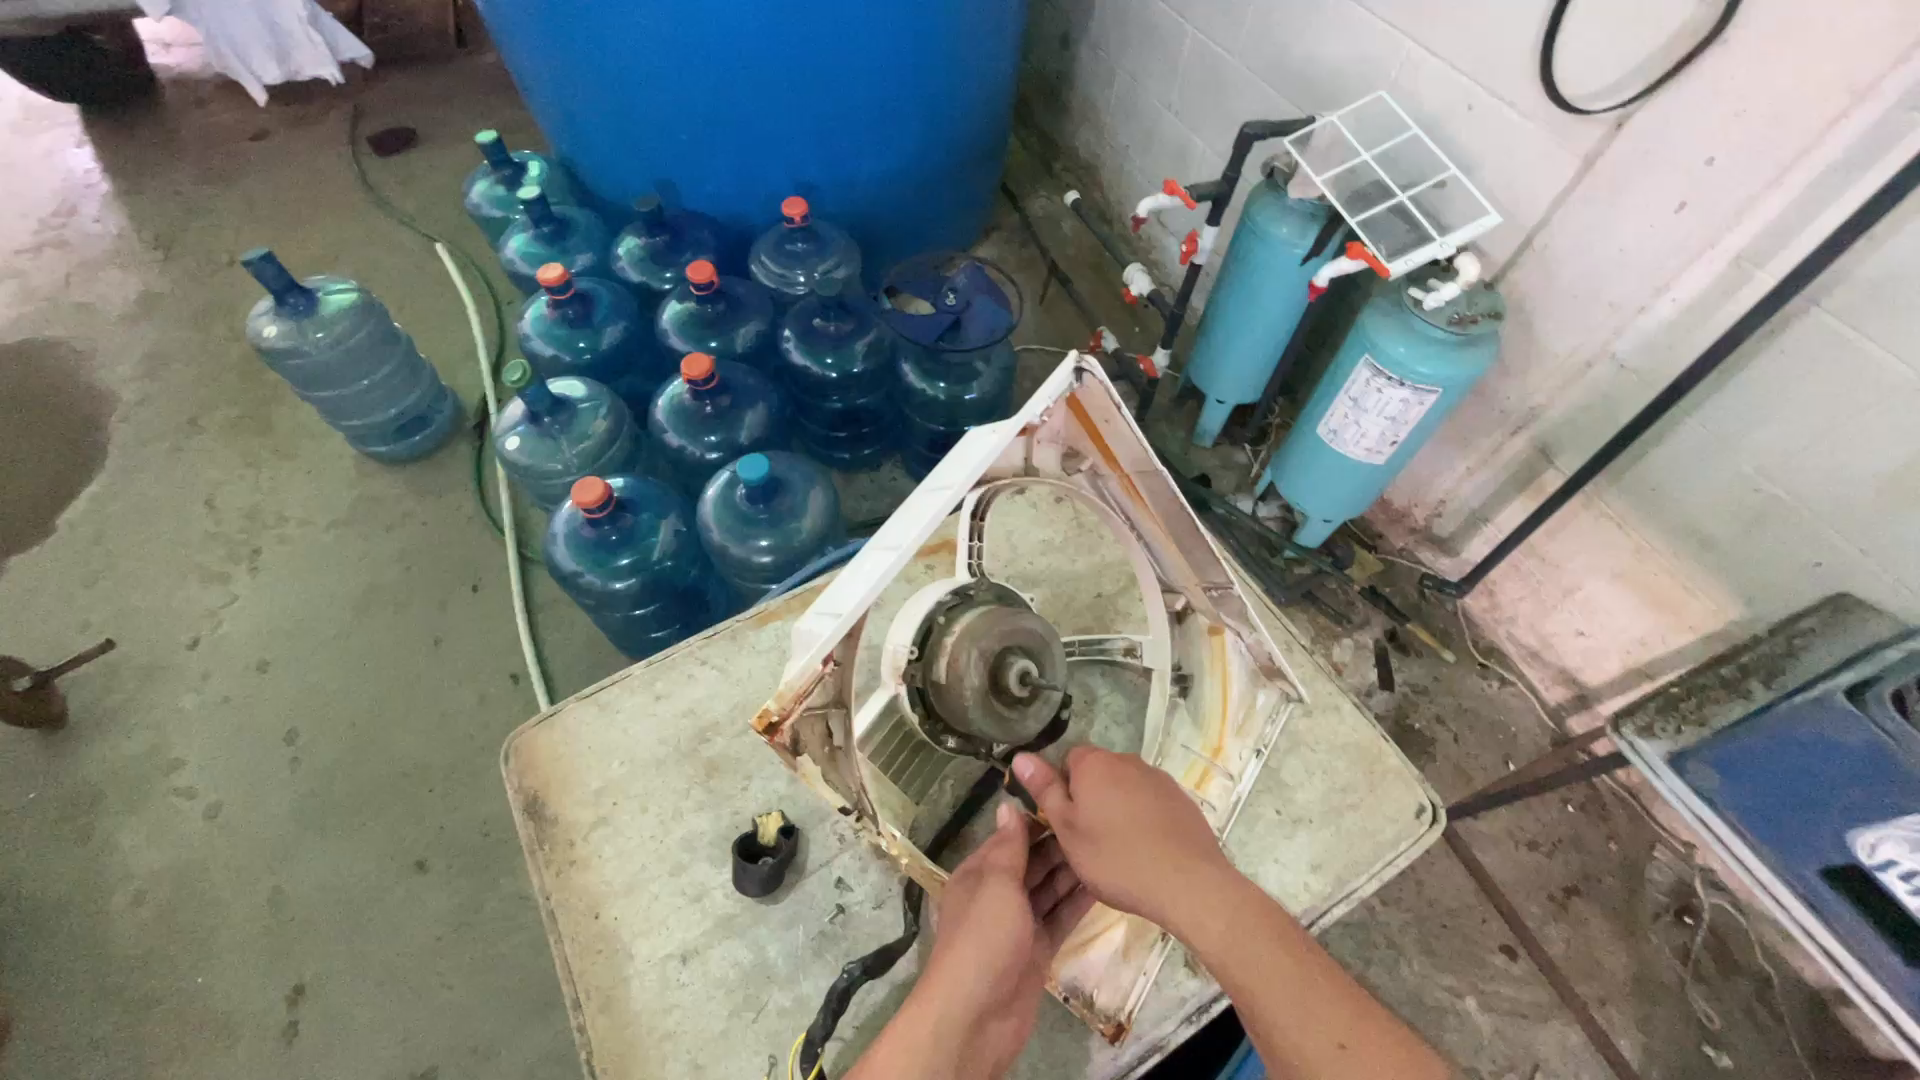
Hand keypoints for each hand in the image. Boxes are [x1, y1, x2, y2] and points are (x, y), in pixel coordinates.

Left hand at [853, 802, 1092, 1079]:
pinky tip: (1103, 885)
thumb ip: (1008, 847)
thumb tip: (1008, 805)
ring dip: (1072, 871)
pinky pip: (1060, 917)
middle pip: (1032, 862)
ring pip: (1049, 889)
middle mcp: (998, 893)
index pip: (1011, 838)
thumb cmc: (982, 939)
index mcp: (979, 872)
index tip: (1072, 801)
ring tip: (1108, 848)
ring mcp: (1019, 923)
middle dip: (1060, 846)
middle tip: (1100, 824)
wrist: (976, 1017)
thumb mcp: (995, 884)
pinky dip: (1077, 902)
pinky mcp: (1038, 949)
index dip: (1038, 821)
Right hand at [1011, 746, 1235, 934]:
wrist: (1187, 883)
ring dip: (1119, 807)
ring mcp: (1158, 779)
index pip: (1068, 760)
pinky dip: (1145, 818)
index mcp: (1095, 764)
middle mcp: (1127, 761)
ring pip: (1126, 787)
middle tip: (1088, 839)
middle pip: (1098, 773)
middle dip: (1091, 797)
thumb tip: (1020, 755)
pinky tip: (1148, 849)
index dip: (1062, 789)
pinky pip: (1152, 802)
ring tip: (1120, 849)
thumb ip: (1044, 790)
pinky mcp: (1182, 799)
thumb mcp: (1068, 830)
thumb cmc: (1115, 858)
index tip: (1065, 821)